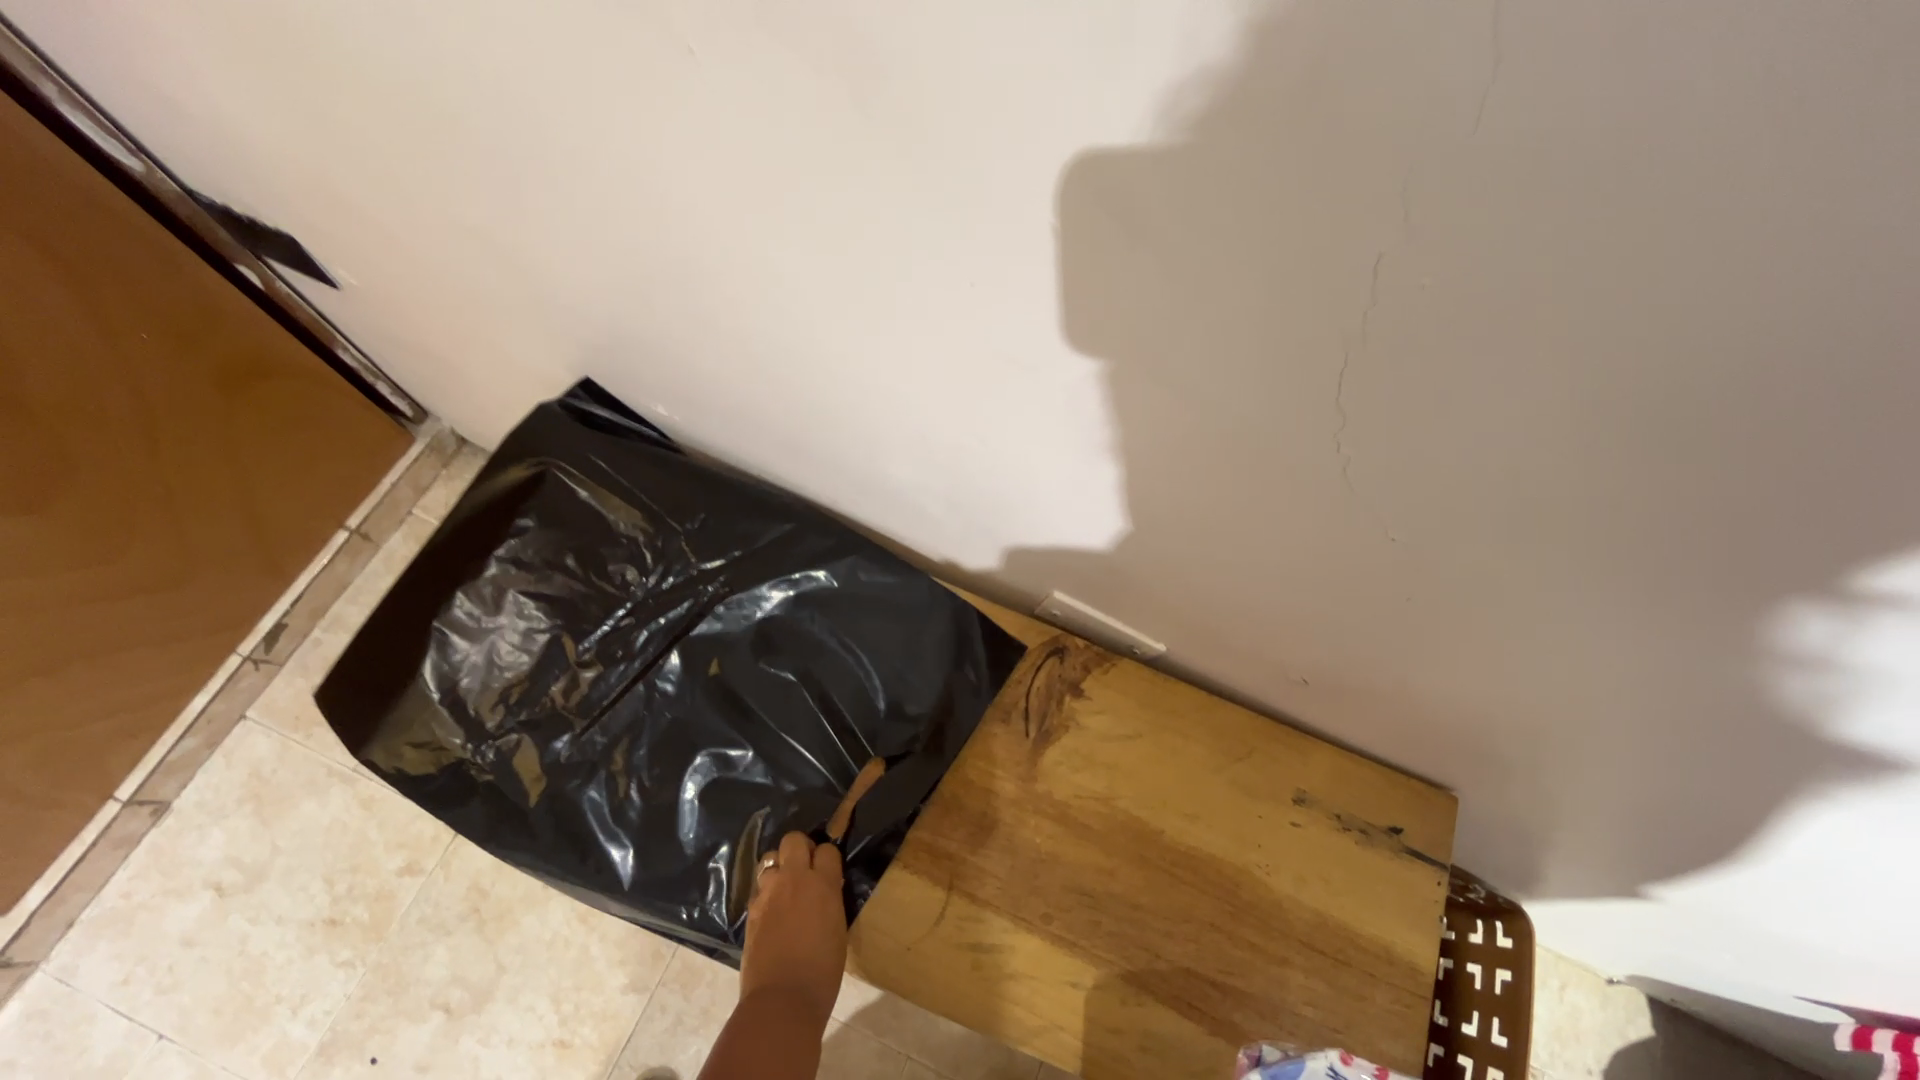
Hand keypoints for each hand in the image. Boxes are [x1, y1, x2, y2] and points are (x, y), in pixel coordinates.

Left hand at [741, 831, 847, 1023]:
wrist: (783, 998)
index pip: (827, 850)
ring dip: (779, 869)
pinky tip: (772, 912)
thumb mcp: (838, 928)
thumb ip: (830, 900)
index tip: (829, 870)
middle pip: (793, 840)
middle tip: (805, 868)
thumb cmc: (823, 970)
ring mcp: (768, 893)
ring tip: (785, 889)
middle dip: (800, 848)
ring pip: (769, 860)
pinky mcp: (751, 910)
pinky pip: (759, 888)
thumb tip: (825, 890)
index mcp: (823, 884)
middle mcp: (794, 879)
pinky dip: (766, 894)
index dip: (828, 858)